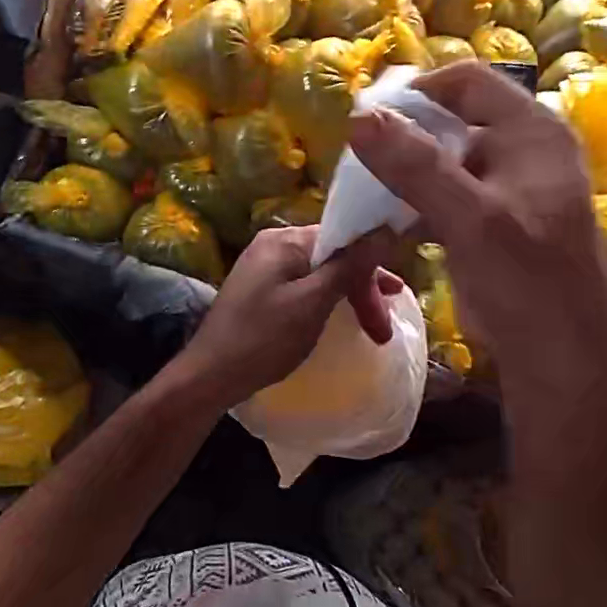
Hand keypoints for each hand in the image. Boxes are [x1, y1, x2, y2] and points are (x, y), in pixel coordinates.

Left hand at [173, 226, 402, 408]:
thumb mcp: (312, 303)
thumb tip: (385, 230)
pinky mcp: (260, 290)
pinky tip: (339, 318)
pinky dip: (326, 303)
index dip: (371, 268)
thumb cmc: (263, 338)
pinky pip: (304, 287)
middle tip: (382, 330)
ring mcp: (264, 268)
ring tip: (373, 329)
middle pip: (333, 257)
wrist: (210, 375)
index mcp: (284, 240)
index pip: (343, 239)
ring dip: (347, 298)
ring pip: (320, 275)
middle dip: (362, 290)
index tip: (395, 298)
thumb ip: (349, 267)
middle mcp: (273, 245)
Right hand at [348, 62, 606, 404]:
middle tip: (363, 162)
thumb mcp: (469, 217)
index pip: (467, 83)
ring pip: (447, 163)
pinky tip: (391, 224)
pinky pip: (450, 198)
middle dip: (407, 139)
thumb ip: (415, 165)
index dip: (417, 92)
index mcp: (531, 132)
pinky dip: (420, 205)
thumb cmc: (525, 279)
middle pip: (455, 121)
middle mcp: (523, 151)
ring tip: (369, 194)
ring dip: (408, 176)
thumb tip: (359, 118)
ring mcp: (509, 189)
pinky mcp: (495, 224)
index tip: (369, 121)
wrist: (557, 352)